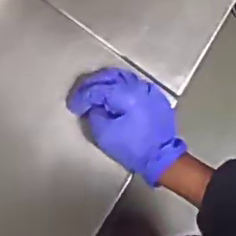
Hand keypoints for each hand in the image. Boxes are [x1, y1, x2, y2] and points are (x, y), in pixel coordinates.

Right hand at [67, 68, 185, 184]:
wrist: (163, 158)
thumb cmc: (133, 148)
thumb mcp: (105, 135)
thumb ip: (94, 115)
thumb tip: (92, 106)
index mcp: (126, 94)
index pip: (97, 89)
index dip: (81, 96)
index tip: (72, 106)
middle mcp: (138, 86)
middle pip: (109, 76)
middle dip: (91, 84)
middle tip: (79, 95)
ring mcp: (148, 89)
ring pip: (121, 76)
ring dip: (105, 82)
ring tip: (93, 93)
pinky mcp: (154, 95)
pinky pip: (132, 84)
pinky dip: (119, 86)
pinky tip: (112, 95)